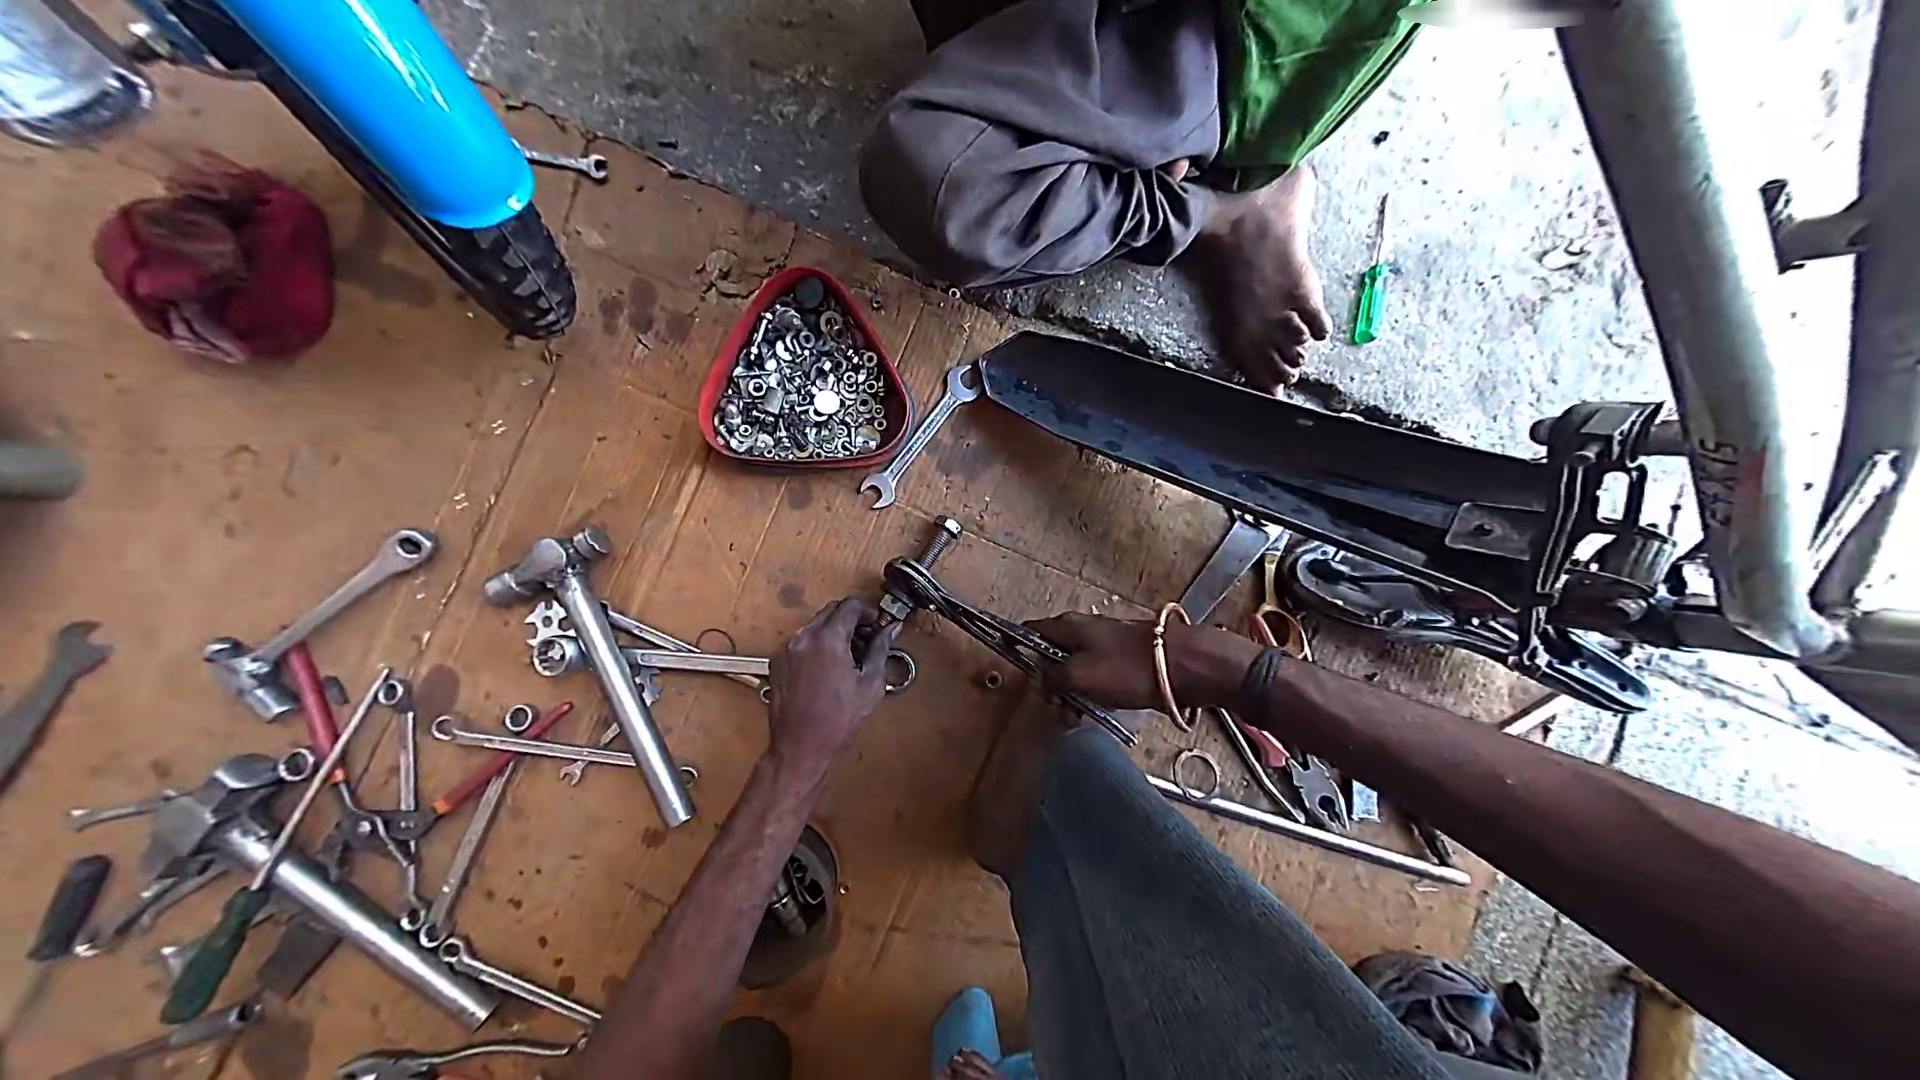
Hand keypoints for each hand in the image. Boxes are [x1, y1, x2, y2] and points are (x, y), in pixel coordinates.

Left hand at [766, 598, 899, 781]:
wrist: (801, 748)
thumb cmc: (835, 723)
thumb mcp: (870, 684)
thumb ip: (880, 649)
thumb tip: (889, 631)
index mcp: (827, 640)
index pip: (849, 606)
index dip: (867, 612)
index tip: (875, 623)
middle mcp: (802, 639)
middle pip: (830, 611)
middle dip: (850, 619)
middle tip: (866, 637)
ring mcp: (787, 650)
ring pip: (814, 626)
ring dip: (833, 631)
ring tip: (850, 656)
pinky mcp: (778, 663)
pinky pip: (801, 642)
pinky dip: (817, 645)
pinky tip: (830, 666)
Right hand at [1024, 611, 1264, 710]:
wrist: (1185, 666)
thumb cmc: (1127, 668)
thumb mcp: (1079, 676)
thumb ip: (1052, 677)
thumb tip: (1042, 679)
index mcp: (1068, 626)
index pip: (1030, 631)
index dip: (1016, 647)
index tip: (1011, 668)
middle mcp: (1084, 630)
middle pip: (1052, 655)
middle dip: (1048, 682)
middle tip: (1055, 706)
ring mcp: (1105, 644)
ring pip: (1075, 669)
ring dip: (1071, 692)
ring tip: (1077, 715)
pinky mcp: (1124, 660)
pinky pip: (1096, 677)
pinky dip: (1092, 693)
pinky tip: (1099, 711)